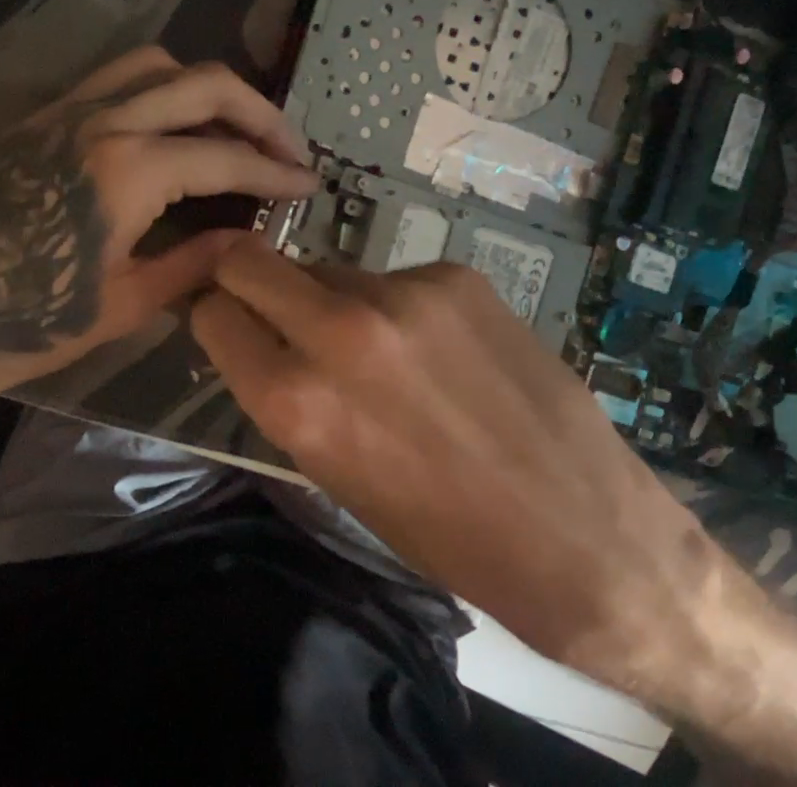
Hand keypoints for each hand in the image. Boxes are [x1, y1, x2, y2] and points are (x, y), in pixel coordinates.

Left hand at [0, 46, 317, 400]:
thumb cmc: (34, 321)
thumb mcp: (128, 302)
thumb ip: (196, 260)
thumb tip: (248, 238)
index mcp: (128, 171)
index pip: (224, 156)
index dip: (275, 171)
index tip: (309, 185)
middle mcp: (100, 121)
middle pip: (202, 84)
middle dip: (258, 112)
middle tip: (286, 149)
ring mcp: (64, 112)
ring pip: (153, 65)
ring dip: (203, 88)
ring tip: (230, 129)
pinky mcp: (39, 120)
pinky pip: (110, 81)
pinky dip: (154, 90)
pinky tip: (168, 129)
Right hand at [190, 239, 742, 679]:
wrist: (586, 537)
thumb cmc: (443, 535)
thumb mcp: (332, 474)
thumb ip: (284, 395)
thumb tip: (257, 339)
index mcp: (295, 399)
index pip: (210, 313)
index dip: (212, 318)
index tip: (226, 327)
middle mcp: (339, 332)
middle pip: (248, 260)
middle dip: (242, 278)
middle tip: (267, 308)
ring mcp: (404, 295)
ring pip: (325, 269)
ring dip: (328, 300)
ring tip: (378, 353)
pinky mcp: (457, 277)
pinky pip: (392, 279)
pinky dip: (394, 308)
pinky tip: (438, 354)